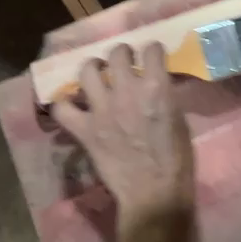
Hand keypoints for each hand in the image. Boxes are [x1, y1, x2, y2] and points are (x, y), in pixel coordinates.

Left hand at [51, 43, 193, 216]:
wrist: (155, 192)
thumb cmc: (177, 158)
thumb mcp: (179, 118)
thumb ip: (164, 95)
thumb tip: (156, 84)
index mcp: (156, 87)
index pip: (151, 49)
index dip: (152, 51)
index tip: (153, 56)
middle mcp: (126, 91)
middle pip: (117, 53)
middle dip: (122, 53)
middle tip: (124, 62)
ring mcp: (101, 110)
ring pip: (86, 71)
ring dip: (93, 69)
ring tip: (97, 75)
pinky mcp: (84, 130)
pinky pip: (62, 108)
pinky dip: (64, 104)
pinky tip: (72, 105)